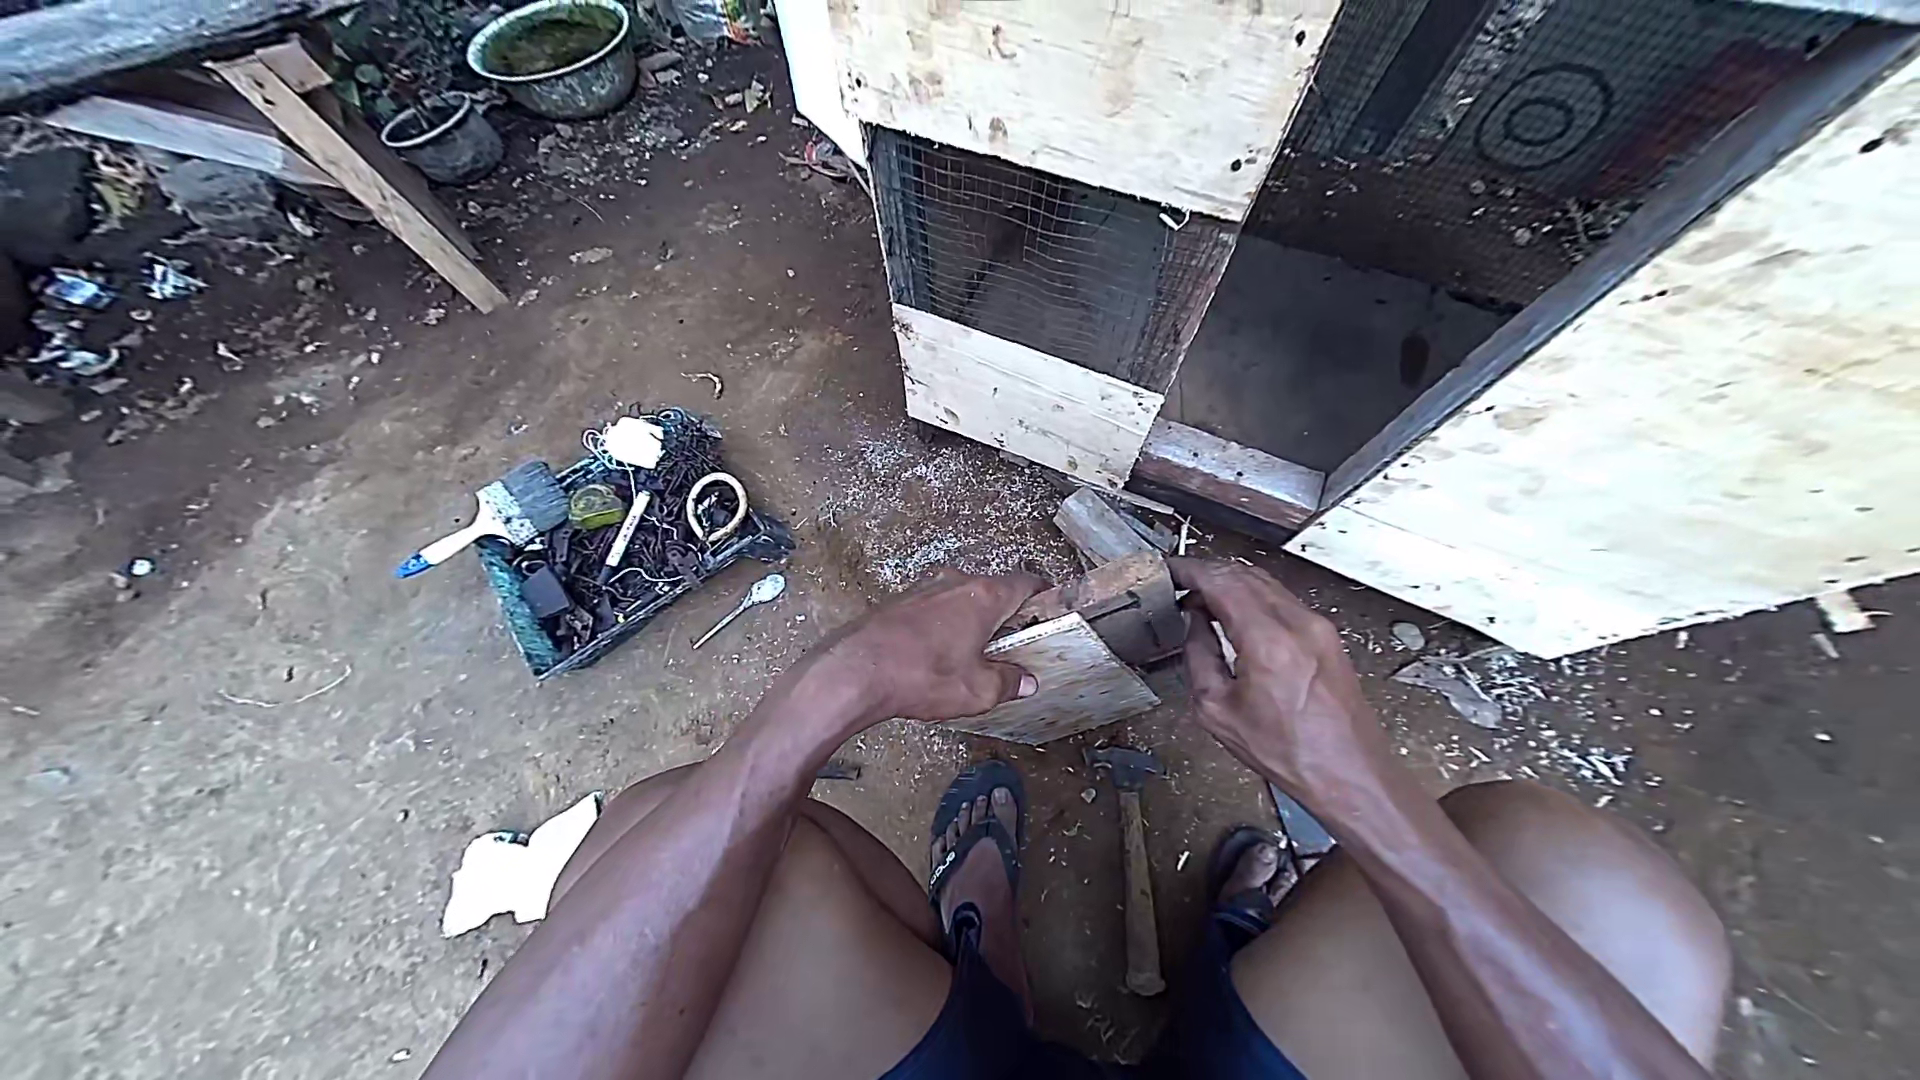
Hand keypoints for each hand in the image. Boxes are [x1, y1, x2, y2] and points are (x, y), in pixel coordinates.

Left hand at [800, 569, 1045, 734]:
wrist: (854, 670)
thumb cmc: (920, 675)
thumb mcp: (977, 690)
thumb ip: (1008, 682)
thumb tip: (1025, 681)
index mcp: (984, 595)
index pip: (1026, 582)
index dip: (1042, 595)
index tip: (1048, 609)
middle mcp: (956, 581)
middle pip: (993, 589)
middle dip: (1006, 614)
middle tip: (1013, 643)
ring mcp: (925, 588)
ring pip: (962, 597)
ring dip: (972, 619)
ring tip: (973, 653)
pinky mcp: (900, 601)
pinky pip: (935, 607)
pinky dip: (945, 624)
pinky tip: (938, 654)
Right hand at [1169, 558, 1391, 802]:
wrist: (1350, 775)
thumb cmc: (1290, 752)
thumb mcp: (1216, 710)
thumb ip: (1198, 657)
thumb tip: (1194, 625)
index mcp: (1268, 642)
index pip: (1221, 582)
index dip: (1189, 570)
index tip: (1170, 569)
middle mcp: (1298, 625)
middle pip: (1243, 574)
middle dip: (1206, 572)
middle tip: (1179, 582)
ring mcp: (1318, 627)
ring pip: (1264, 582)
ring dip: (1229, 582)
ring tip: (1201, 597)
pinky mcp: (1326, 635)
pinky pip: (1281, 598)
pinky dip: (1250, 594)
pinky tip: (1233, 611)